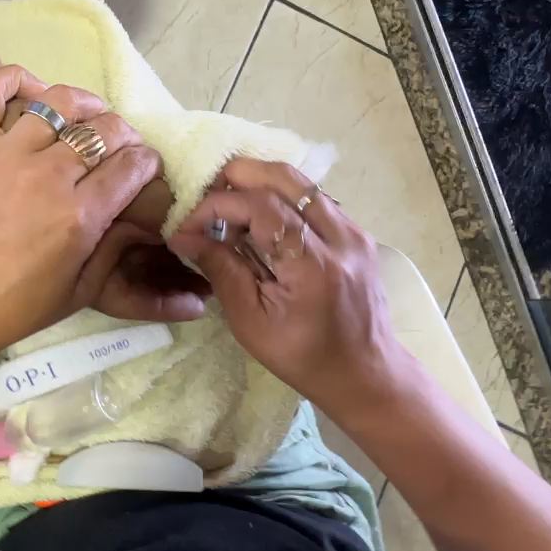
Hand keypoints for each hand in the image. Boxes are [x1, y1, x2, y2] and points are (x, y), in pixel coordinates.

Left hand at [0, 68, 186, 368]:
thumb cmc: (17, 307)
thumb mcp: (82, 290)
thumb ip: (116, 247)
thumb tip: (143, 217)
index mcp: (78, 216)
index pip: (132, 166)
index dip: (148, 163)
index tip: (147, 170)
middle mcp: (46, 176)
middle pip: (104, 129)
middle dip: (126, 135)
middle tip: (123, 150)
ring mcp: (4, 156)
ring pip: (58, 102)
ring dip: (85, 103)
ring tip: (92, 116)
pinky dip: (13, 79)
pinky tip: (34, 90)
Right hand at [167, 159, 414, 416]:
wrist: (365, 373)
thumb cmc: (303, 357)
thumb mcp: (251, 323)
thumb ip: (222, 270)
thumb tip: (184, 236)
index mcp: (313, 266)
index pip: (261, 206)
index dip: (218, 204)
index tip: (189, 224)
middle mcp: (340, 237)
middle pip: (284, 177)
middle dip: (237, 177)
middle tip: (206, 197)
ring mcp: (353, 230)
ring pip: (300, 182)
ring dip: (258, 184)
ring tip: (229, 208)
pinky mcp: (356, 232)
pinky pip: (312, 198)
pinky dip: (279, 198)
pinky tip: (259, 222)